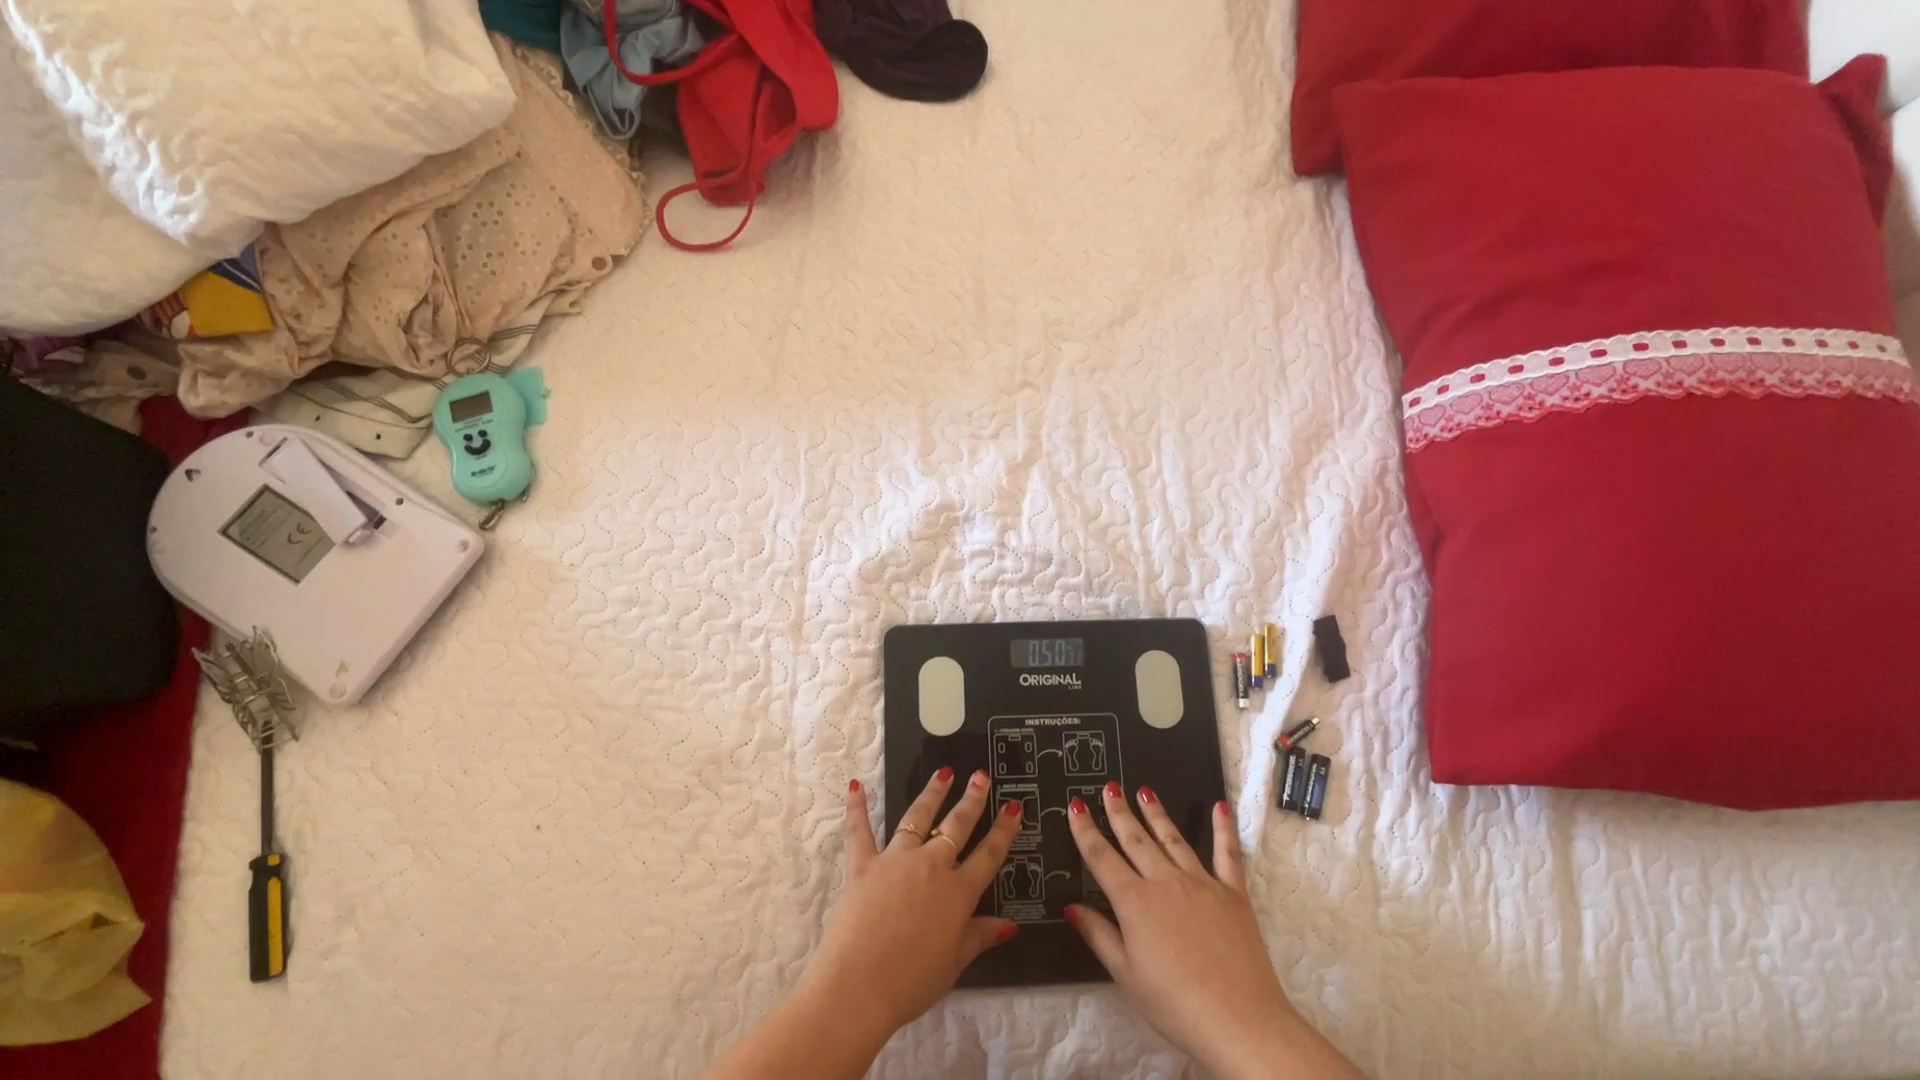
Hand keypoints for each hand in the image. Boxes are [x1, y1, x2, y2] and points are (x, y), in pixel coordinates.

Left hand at [796, 768, 1023, 1034]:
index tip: (1014, 806)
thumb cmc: (911, 982)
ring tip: (943, 772)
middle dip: (972, 799)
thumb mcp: (954, 963)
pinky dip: (857, 807)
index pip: (989, 854)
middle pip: (957, 825)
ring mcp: (895, 861)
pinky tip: (855, 786)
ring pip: (917, 817)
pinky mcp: (863, 865)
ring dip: (932, 793)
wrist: (857, 986)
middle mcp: (931, 866)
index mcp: (958, 892)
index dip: (1004, 829)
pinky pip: (860, 831)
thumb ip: (980, 936)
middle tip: (981, 776)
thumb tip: (1010, 924)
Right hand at [1066, 786, 1362, 1079]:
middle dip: (1119, 812)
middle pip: (1136, 840)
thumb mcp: (1126, 974)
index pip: (1101, 858)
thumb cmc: (1174, 1003)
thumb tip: (1072, 907)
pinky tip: (1220, 808)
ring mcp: (1201, 883)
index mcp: (1134, 902)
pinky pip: (1227, 853)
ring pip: (1173, 839)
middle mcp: (1165, 882)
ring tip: (1145, 791)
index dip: (1086, 830)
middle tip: (1109, 787)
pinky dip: (1223, 829)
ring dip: (1157, 813)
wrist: (1237, 1018)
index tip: (1075, 806)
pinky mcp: (1233, 893)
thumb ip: (1099, 935)